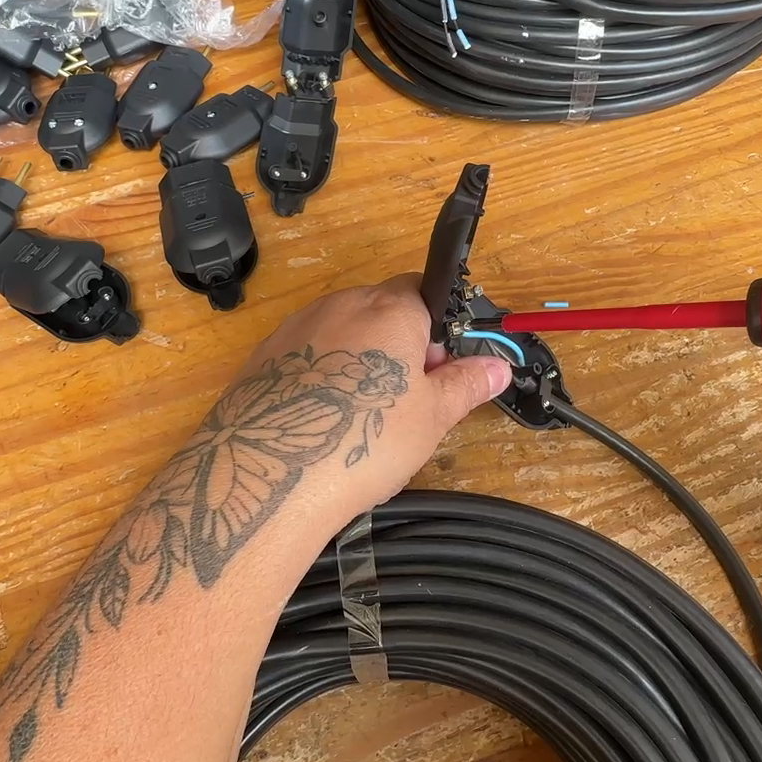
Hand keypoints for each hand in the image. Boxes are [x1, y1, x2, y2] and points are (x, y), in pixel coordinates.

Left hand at [200, 274, 511, 539]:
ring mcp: (297, 327)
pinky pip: (307, 354)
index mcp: (389, 309)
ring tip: (361, 414)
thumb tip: (496, 367)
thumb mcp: (432, 416)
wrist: (272, 468)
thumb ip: (466, 384)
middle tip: (406, 398)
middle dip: (399, 345)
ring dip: (359, 359)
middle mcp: (340, 305)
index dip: (437, 330)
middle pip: (381, 310)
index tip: (438, 370)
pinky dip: (322, 375)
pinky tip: (324, 418)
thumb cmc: (364, 438)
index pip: (423, 292)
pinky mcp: (265, 355)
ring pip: (342, 332)